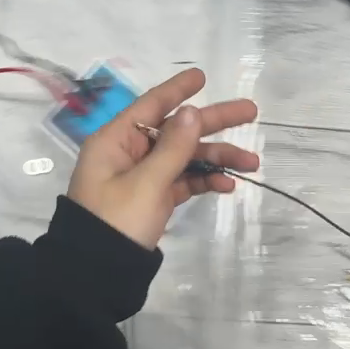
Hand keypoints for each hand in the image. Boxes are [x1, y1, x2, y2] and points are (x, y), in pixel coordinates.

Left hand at [67, 68, 259, 249]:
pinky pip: (183, 181)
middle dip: (214, 124)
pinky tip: (228, 184)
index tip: (203, 75)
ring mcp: (142, 177)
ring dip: (216, 158)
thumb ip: (173, 147)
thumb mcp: (146, 183)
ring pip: (185, 157)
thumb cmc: (116, 221)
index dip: (178, 90)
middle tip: (251, 112)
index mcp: (116, 141)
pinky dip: (204, 180)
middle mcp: (129, 153)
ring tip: (252, 163)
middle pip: (176, 130)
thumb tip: (191, 111)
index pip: (151, 105)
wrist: (97, 272)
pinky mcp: (153, 199)